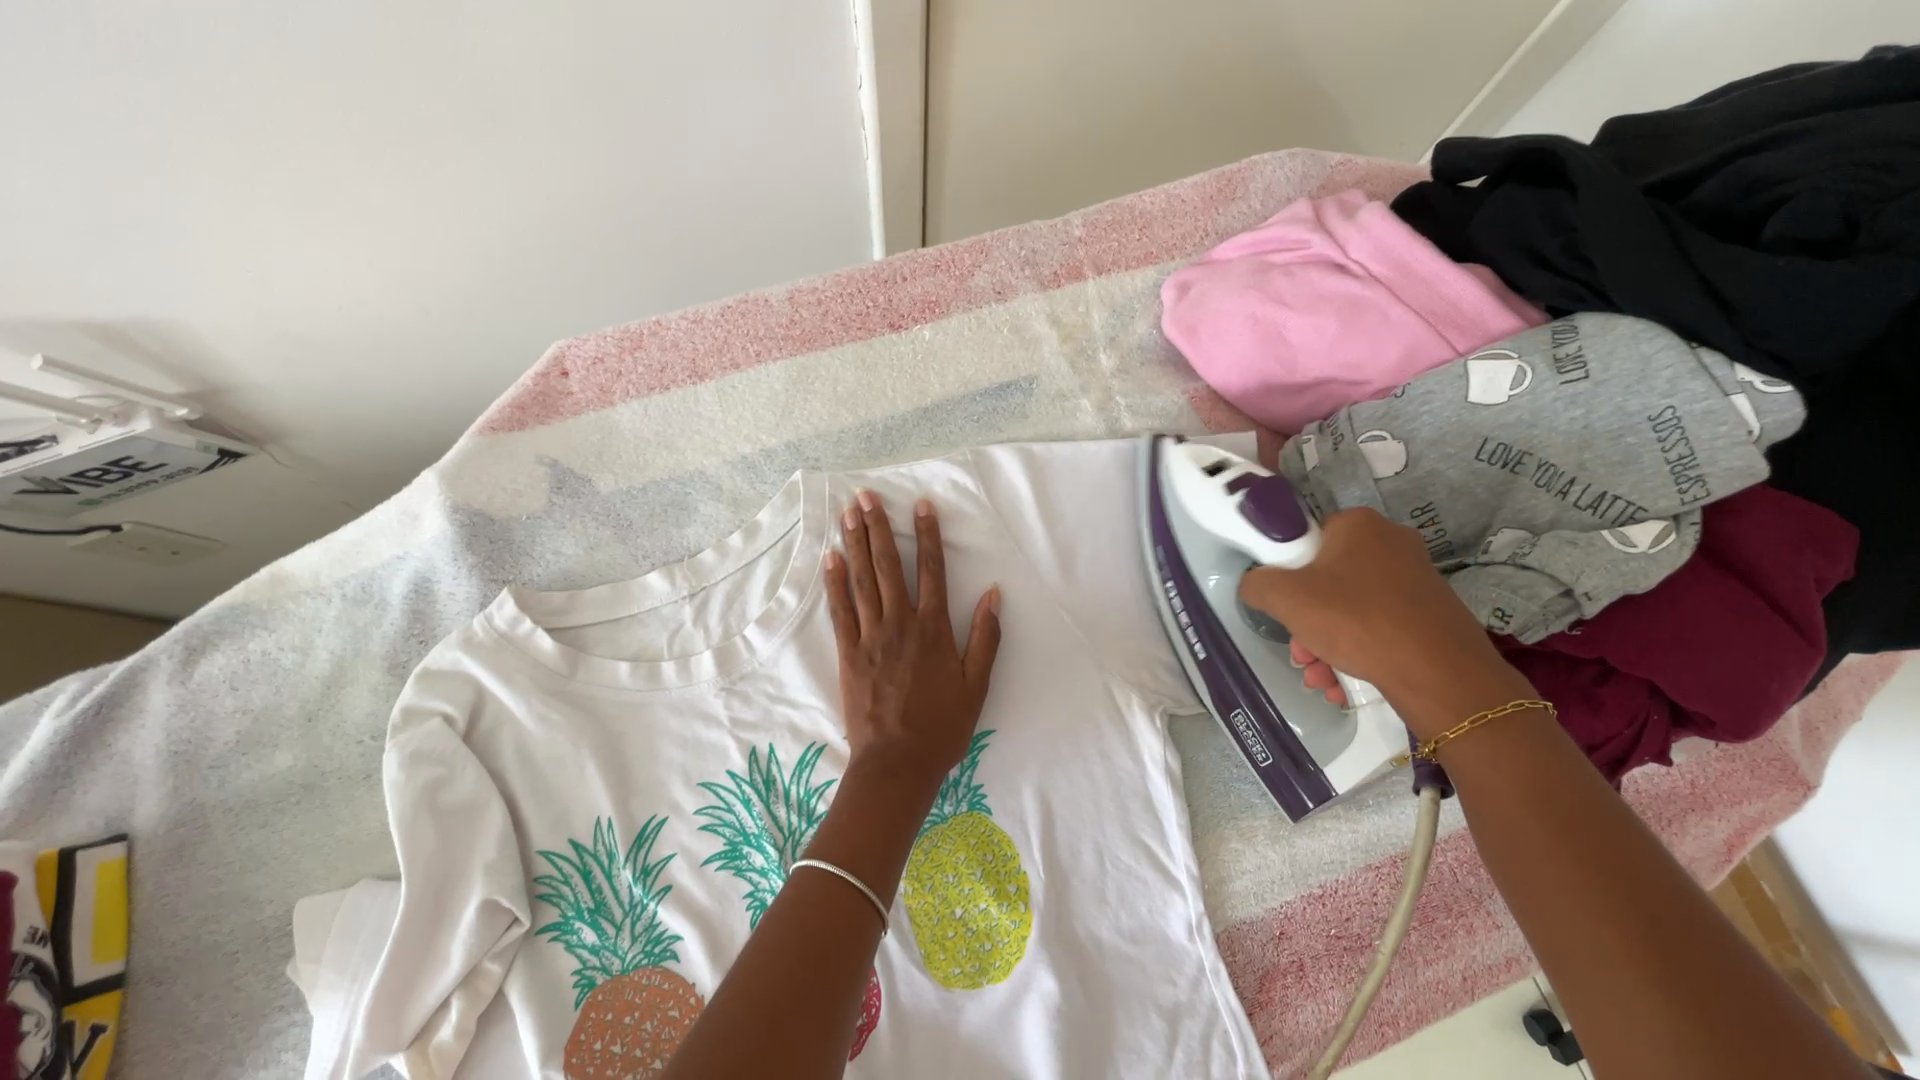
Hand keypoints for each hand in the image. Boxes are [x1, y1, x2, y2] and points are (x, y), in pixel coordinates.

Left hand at [825, 490, 1001, 782]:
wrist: (897, 764)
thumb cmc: (942, 727)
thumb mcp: (977, 686)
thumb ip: (985, 638)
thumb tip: (993, 594)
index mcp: (934, 630)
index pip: (932, 570)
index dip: (927, 535)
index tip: (921, 505)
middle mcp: (901, 625)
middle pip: (889, 566)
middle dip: (879, 528)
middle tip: (867, 495)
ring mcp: (871, 638)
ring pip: (862, 581)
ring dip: (855, 544)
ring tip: (848, 513)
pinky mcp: (849, 655)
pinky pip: (840, 611)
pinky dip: (835, 583)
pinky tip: (831, 558)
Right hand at [1237, 507, 1524, 733]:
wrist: (1437, 671)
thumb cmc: (1356, 620)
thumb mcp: (1286, 598)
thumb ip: (1257, 584)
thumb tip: (1256, 585)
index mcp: (1358, 525)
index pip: (1308, 541)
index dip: (1288, 575)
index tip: (1283, 608)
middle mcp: (1391, 542)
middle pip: (1328, 581)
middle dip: (1307, 622)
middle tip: (1301, 654)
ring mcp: (1416, 579)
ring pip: (1352, 610)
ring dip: (1326, 645)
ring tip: (1320, 679)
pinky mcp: (1431, 613)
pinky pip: (1379, 628)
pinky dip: (1358, 653)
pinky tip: (1344, 684)